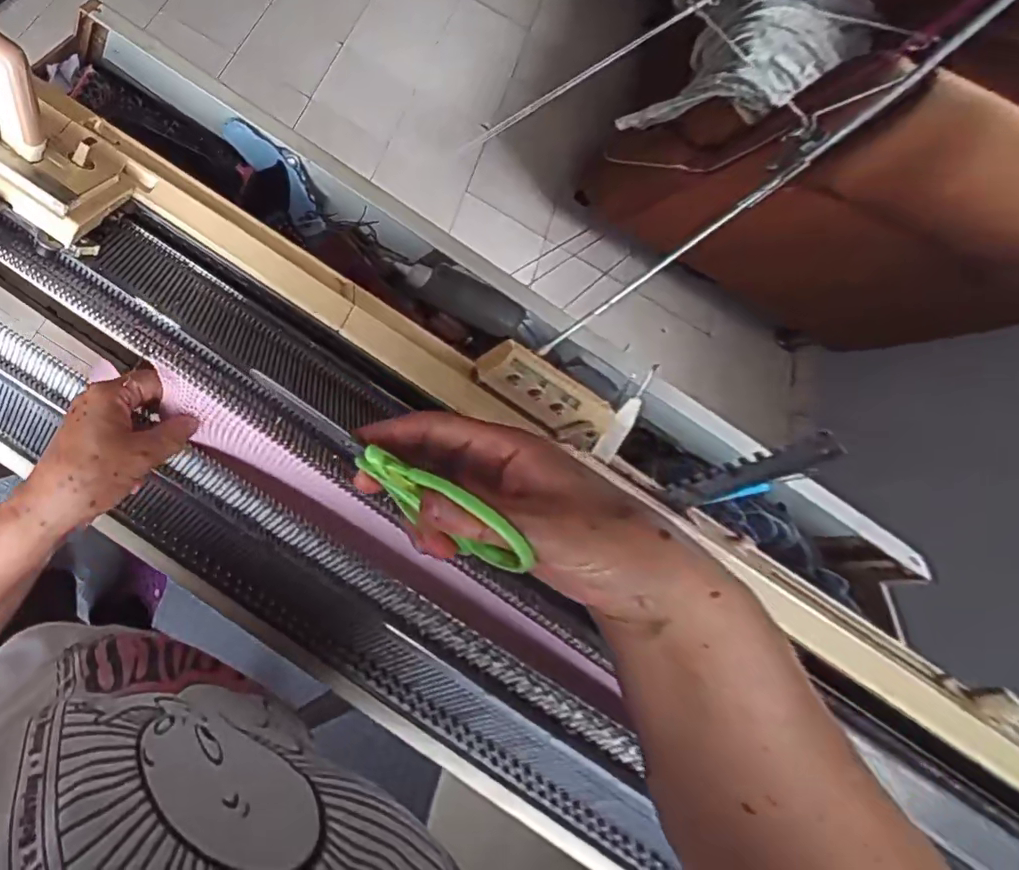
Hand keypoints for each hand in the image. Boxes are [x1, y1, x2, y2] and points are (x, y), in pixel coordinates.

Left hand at [15, 369, 197, 532]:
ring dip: (144, 443)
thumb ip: (171, 435)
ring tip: (145, 464)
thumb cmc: (83, 477)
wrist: (52, 506)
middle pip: (141, 401)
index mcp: (106, 394)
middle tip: (172, 440)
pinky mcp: (84, 439)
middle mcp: (93, 401)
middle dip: (158, 425)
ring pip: (130, 422)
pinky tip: (130, 474)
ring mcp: (87, 420)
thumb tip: (188, 423)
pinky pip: (116, 438)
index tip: (186, 414)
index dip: (173, 398)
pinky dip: (128, 453)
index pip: (152, 380)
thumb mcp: (142, 455)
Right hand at [353, 413, 726, 626]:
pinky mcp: (501, 524)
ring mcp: (498, 496)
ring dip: (423, 512)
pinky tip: (446, 549)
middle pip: (432, 459)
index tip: (364, 444)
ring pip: (439, 492)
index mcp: (509, 450)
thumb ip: (478, 515)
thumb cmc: (615, 542)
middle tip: (375, 494)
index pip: (440, 429)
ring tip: (429, 542)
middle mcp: (498, 467)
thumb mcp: (541, 527)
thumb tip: (424, 502)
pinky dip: (441, 531)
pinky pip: (454, 518)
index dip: (397, 433)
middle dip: (403, 477)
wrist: (654, 589)